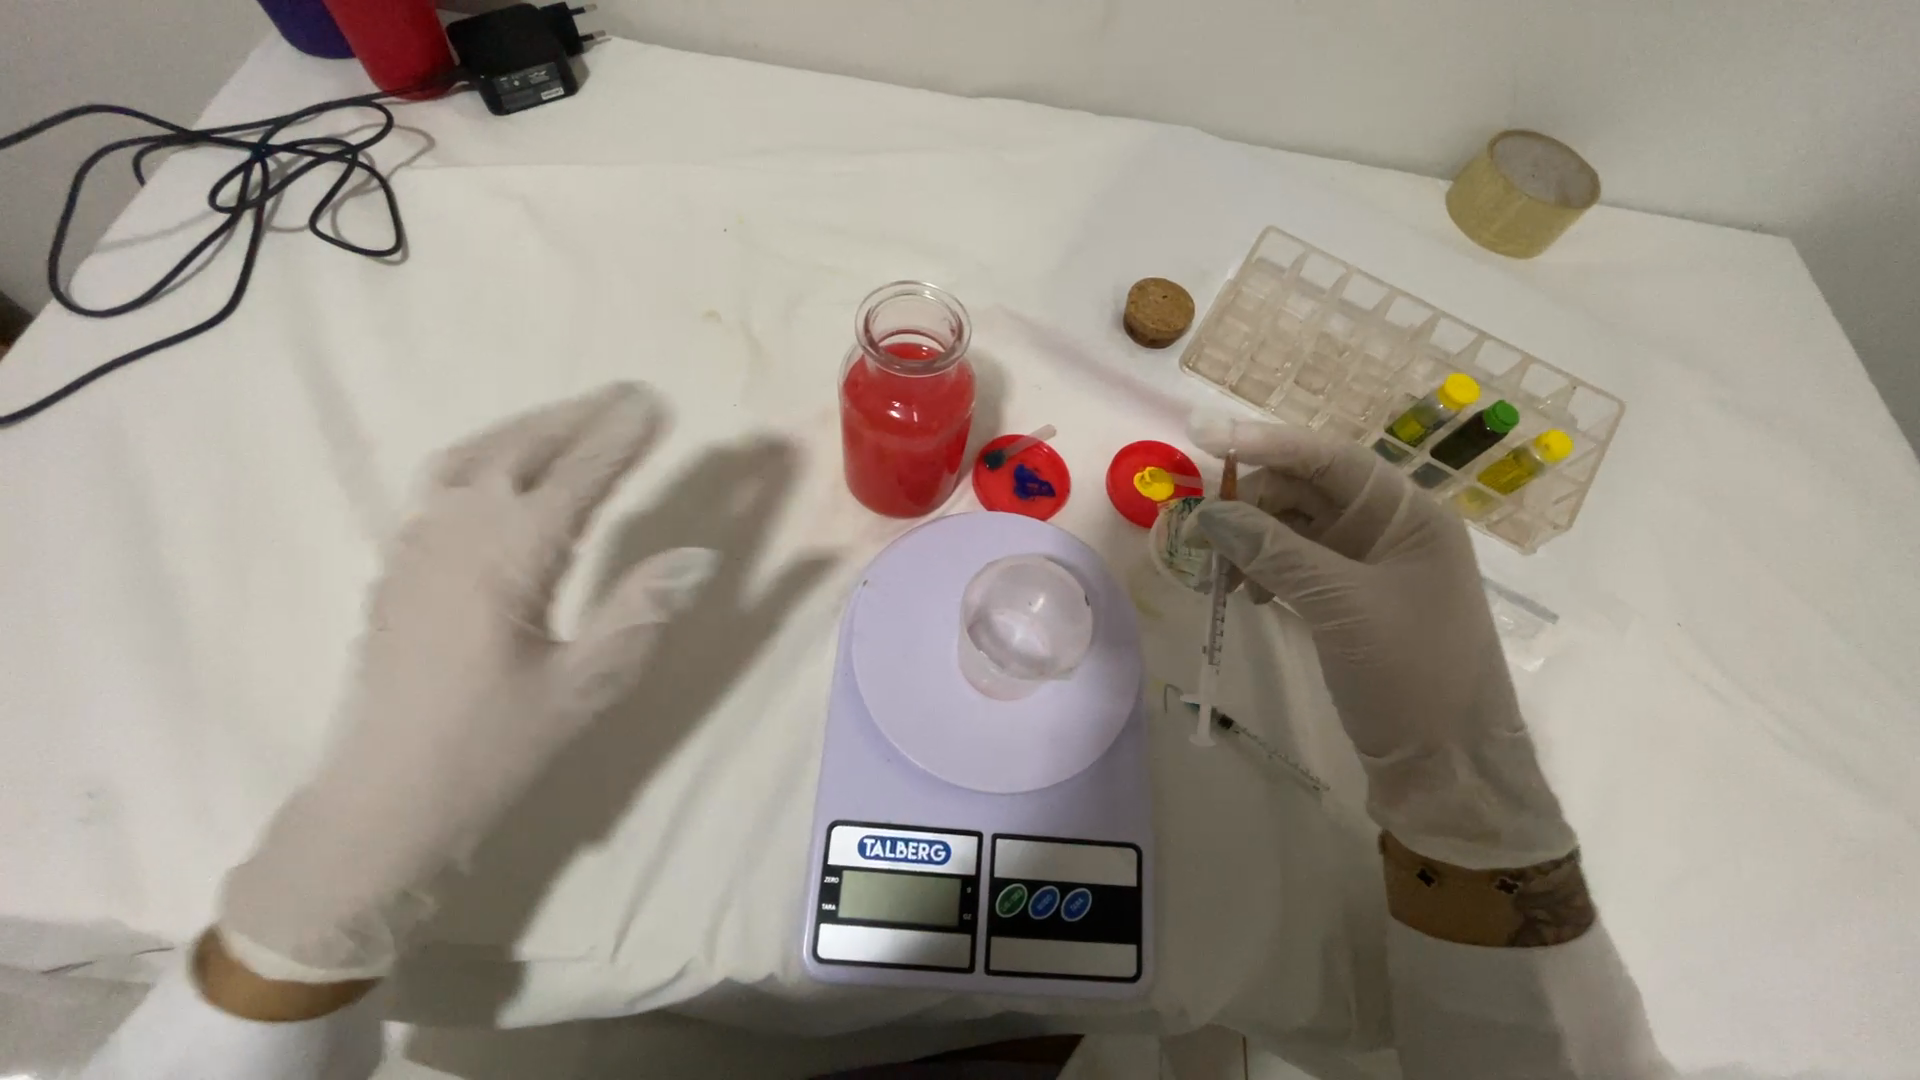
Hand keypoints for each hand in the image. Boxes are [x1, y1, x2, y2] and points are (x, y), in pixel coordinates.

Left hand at [218, 383, 715, 982]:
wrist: (377, 805)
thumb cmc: (489, 751)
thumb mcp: (582, 689)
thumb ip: (638, 613)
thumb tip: (698, 555)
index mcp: (506, 561)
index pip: (575, 479)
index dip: (620, 440)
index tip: (656, 404)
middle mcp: (454, 535)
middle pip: (518, 449)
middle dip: (577, 415)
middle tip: (626, 394)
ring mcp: (415, 546)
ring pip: (470, 457)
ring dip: (527, 426)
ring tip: (573, 416)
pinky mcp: (397, 567)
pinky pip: (440, 483)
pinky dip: (485, 453)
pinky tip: (503, 469)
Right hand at [1190, 416, 1573, 869]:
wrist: (1448, 767)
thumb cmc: (1409, 673)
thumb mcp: (1339, 604)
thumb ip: (1273, 550)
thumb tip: (1208, 512)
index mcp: (1407, 514)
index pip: (1328, 458)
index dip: (1264, 442)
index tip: (1203, 436)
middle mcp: (1389, 529)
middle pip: (1306, 490)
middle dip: (1251, 502)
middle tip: (1200, 528)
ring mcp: (1369, 566)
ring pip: (1295, 529)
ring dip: (1252, 541)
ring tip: (1221, 573)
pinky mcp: (1350, 600)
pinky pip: (1296, 565)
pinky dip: (1266, 571)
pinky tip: (1247, 594)